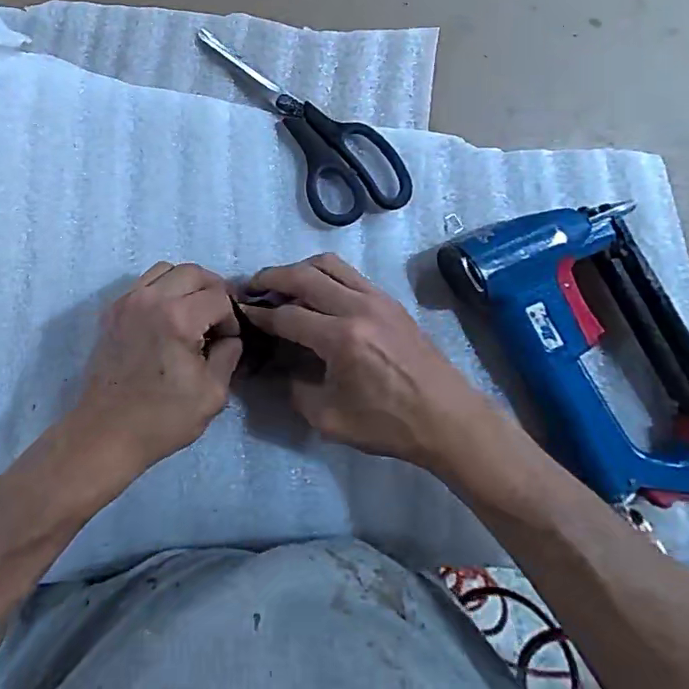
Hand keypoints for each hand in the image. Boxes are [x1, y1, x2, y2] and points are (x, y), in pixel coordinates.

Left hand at [70, 262, 243, 471]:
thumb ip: (228, 355)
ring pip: (167, 270)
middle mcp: (151, 299)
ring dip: (186, 285)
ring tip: (192, 312)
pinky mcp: (112, 311)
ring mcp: (127, 302)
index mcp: (178, 318)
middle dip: (213, 291)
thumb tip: (229, 338)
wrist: (105, 434)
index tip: (227, 341)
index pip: (219, 297)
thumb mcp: (212, 393)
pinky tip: (166, 318)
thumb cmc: (162, 418)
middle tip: (216, 319)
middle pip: (194, 272)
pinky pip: (144, 283)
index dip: (230, 318)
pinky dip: (161, 290)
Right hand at [243, 254, 497, 473]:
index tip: (242, 313)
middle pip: (304, 276)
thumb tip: (279, 367)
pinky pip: (349, 273)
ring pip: (328, 264)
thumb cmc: (388, 424)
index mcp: (341, 338)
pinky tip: (316, 292)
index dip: (260, 314)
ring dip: (299, 268)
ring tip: (282, 284)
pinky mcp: (389, 300)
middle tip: (252, 287)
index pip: (288, 315)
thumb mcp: (330, 419)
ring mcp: (377, 298)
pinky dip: (325, 274)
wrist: (446, 416)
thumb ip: (296, 389)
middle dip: (272, 278)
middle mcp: (358, 307)